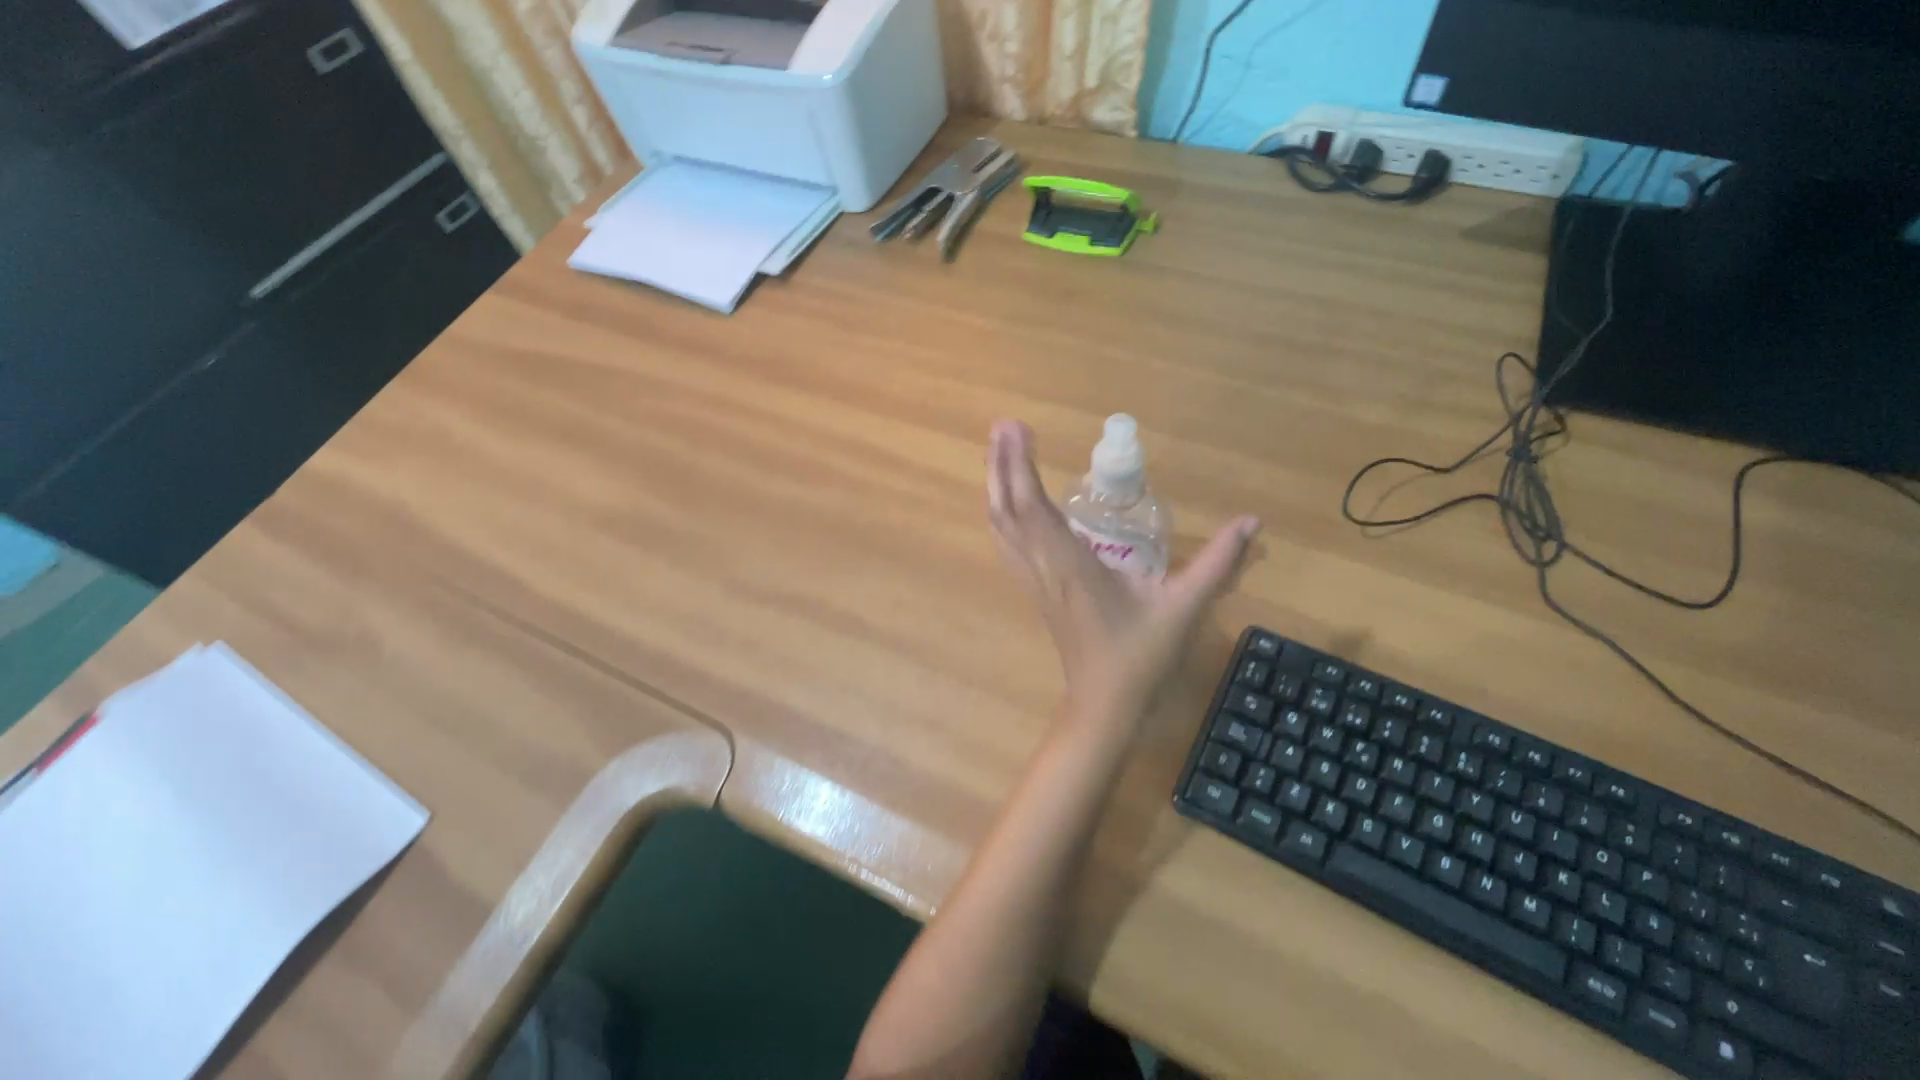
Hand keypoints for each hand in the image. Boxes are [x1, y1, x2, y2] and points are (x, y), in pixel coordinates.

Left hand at [986, 420, 1259, 737]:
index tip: (1016, 429)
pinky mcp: (1036, 591)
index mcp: (1071, 566)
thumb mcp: (1184, 607)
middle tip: (1002, 424)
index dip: (1020, 467)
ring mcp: (1034, 582)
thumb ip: (1217, 562)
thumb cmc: (1141, 656)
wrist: (1105, 705)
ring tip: (998, 450)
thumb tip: (1251, 521)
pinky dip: (1003, 515)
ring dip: (996, 486)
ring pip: (1001, 529)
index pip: (1034, 509)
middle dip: (1000, 466)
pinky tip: (1007, 501)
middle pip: (1007, 511)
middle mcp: (1044, 568)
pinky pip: (1008, 546)